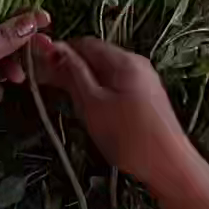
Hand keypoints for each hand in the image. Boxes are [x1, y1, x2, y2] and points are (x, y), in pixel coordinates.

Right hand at [29, 35, 200, 188]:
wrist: (170, 166)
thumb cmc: (127, 136)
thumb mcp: (92, 104)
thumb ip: (72, 73)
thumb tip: (52, 47)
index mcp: (123, 59)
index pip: (84, 43)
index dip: (58, 52)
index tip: (38, 68)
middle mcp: (136, 63)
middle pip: (95, 56)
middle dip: (69, 67)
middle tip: (45, 85)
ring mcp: (144, 80)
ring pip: (105, 72)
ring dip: (82, 81)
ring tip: (64, 99)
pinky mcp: (147, 97)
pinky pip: (116, 85)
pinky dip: (98, 91)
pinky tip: (88, 107)